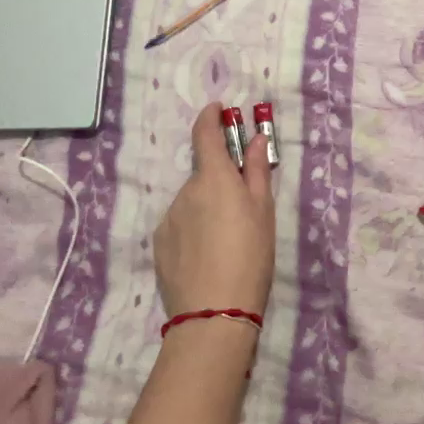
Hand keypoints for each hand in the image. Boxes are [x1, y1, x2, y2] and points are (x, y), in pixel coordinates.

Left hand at [153, 104, 275, 318]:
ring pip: (192, 201)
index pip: (205, 133)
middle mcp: (185, 190)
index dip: (211, 117)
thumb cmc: (250, 256)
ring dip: (207, 207)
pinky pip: (180, 224)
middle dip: (220, 180)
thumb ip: (257, 171)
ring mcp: (168, 216)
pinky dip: (194, 229)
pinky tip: (208, 255)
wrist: (214, 313)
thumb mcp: (263, 212)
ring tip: (227, 241)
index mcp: (214, 177)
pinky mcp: (160, 243)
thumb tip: (255, 139)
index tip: (219, 110)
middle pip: (204, 173)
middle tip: (243, 208)